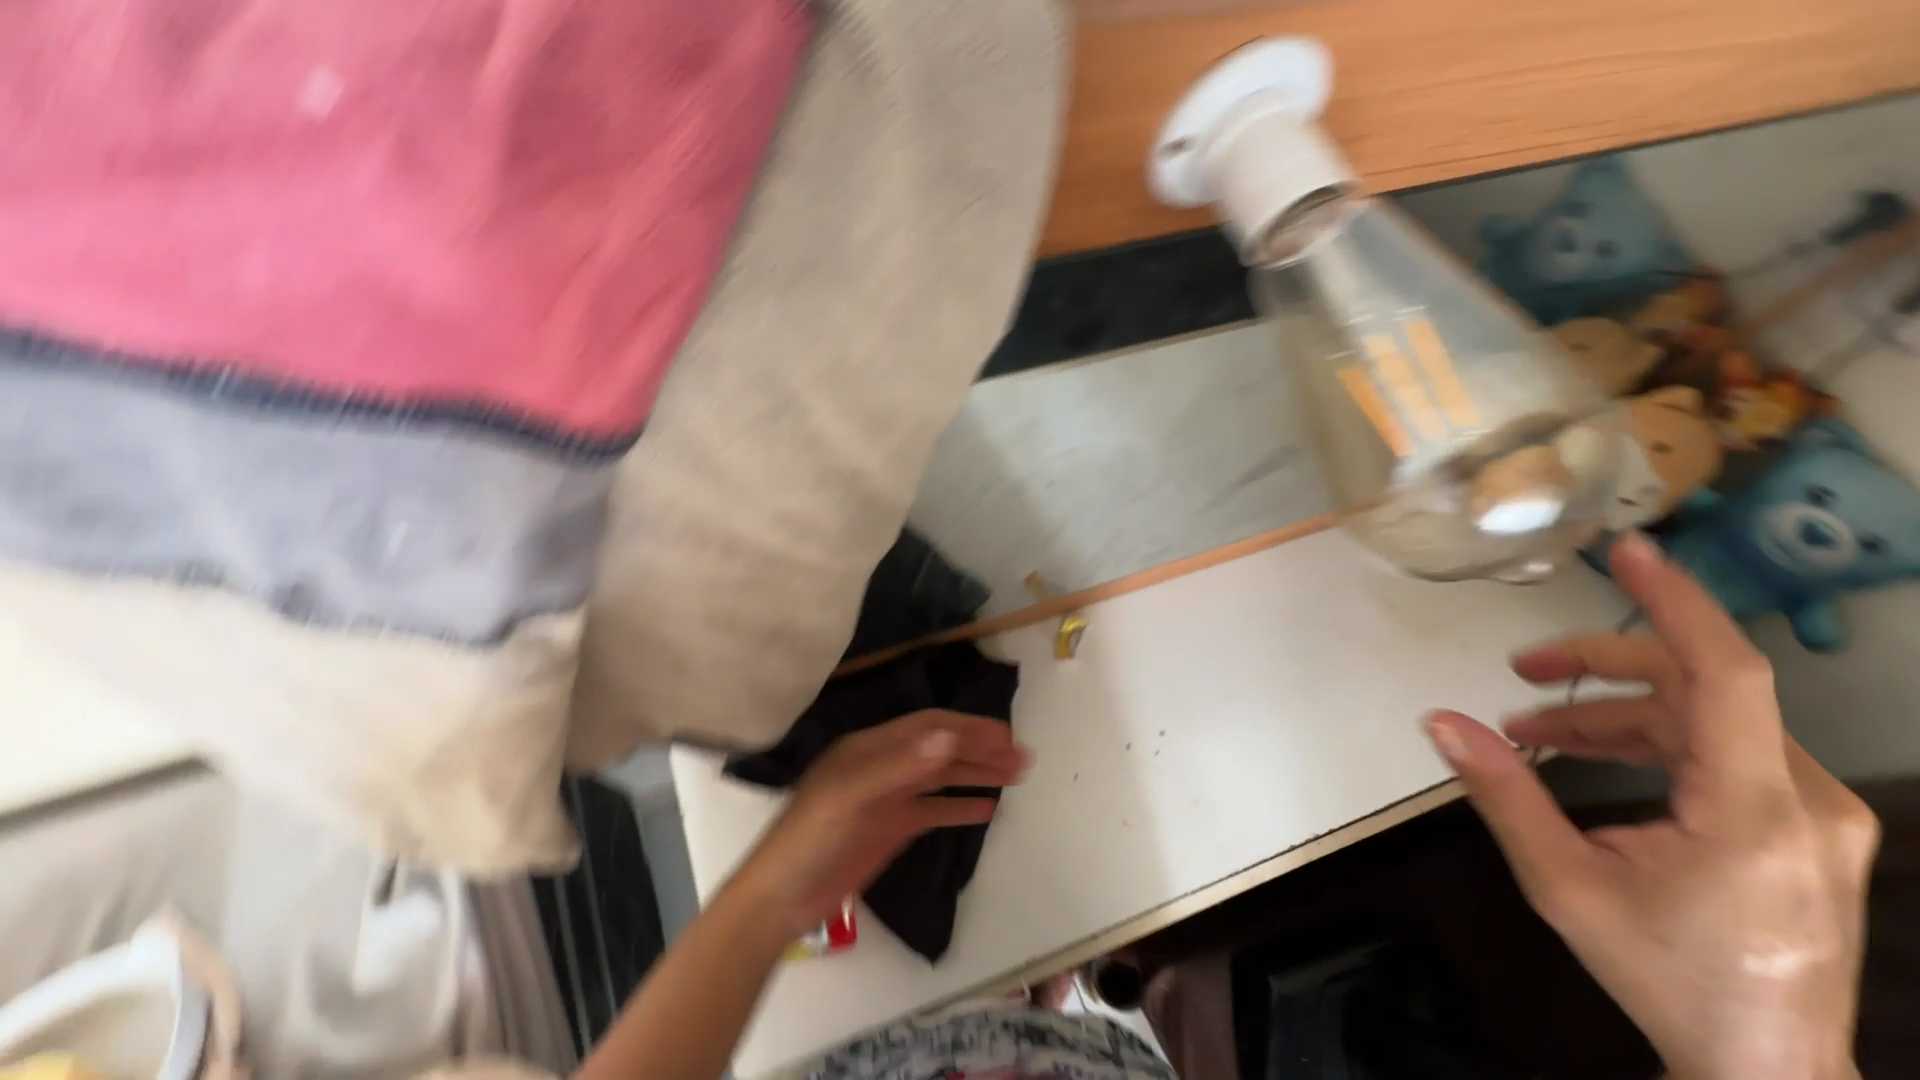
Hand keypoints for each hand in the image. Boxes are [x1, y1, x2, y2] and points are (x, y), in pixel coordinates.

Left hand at [725, 709, 1027, 937]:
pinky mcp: (890, 829)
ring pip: (941, 778)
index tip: (1005, 734)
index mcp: (869, 749)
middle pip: (940, 750)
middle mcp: (882, 767)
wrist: (779, 899)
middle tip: (1022, 757)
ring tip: (1016, 776)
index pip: (928, 728)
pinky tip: (988, 809)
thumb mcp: (849, 798)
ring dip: (976, 774)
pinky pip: (933, 811)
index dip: (967, 728)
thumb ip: (899, 767)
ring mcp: (888, 799)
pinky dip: (960, 807)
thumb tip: (949, 736)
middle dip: (981, 750)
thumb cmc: (808, 839)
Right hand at [1424, 532, 1877, 1079]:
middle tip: (1522, 673)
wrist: (1764, 1065)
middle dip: (1603, 671)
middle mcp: (1804, 799)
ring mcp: (1817, 812)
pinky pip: (1724, 752)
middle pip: (1700, 692)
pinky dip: (1652, 741)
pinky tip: (1592, 757)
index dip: (1675, 604)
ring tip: (1536, 728)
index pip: (1726, 676)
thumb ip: (1502, 794)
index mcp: (1750, 812)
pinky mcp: (1809, 825)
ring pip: (1708, 722)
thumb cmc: (1663, 976)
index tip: (1631, 551)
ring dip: (1617, 713)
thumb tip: (1442, 722)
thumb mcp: (1562, 885)